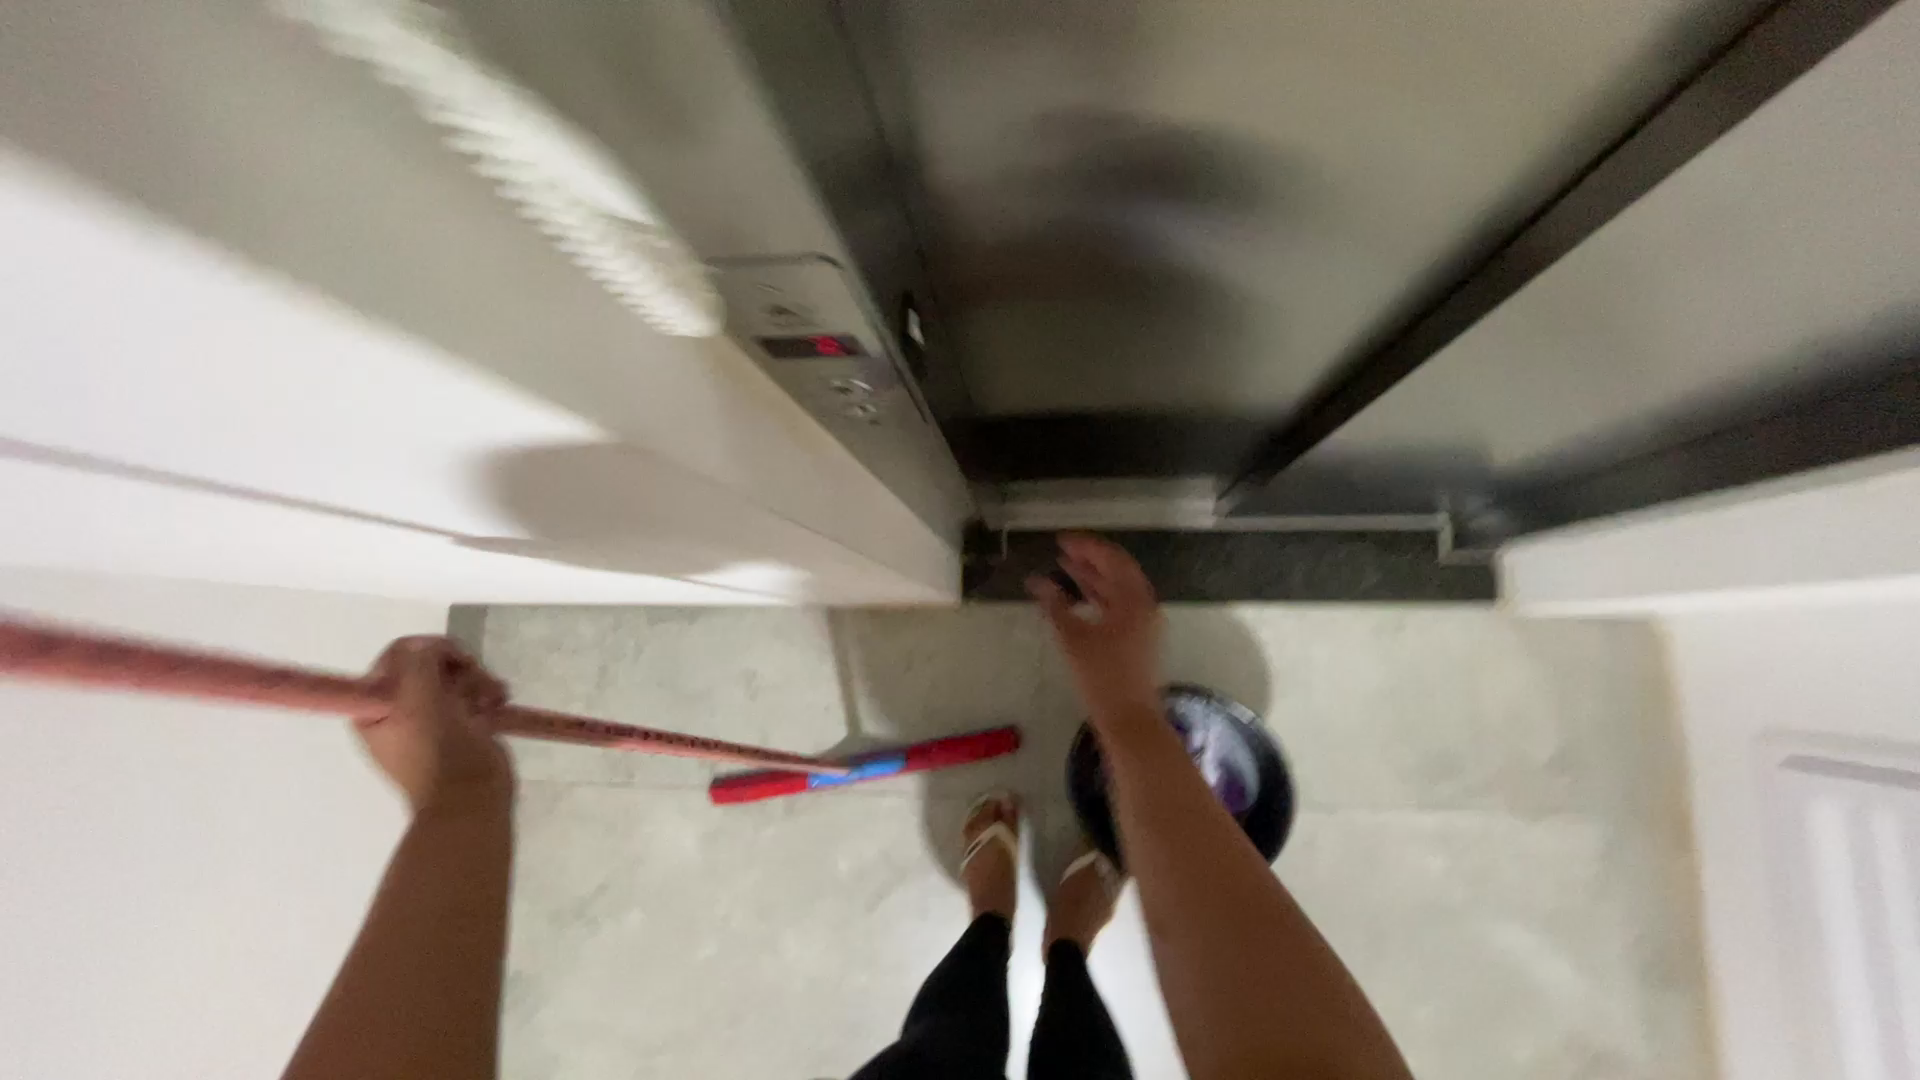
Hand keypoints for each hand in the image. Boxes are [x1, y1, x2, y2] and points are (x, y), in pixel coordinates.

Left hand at [354, 636, 512, 813]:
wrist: (469, 796)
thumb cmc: (437, 750)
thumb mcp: (418, 699)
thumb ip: (418, 662)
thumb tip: (429, 646)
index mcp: (375, 703)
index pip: (399, 654)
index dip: (429, 650)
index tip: (455, 661)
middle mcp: (399, 706)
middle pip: (433, 662)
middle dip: (460, 668)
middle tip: (475, 682)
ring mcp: (431, 715)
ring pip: (458, 676)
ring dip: (480, 680)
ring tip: (492, 698)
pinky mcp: (461, 723)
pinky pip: (474, 693)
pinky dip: (489, 692)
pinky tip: (498, 703)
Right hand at [1027, 533, 1163, 722]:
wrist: (1130, 718)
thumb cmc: (1102, 677)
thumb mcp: (1073, 638)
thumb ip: (1054, 605)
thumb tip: (1035, 581)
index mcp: (1134, 599)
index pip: (1111, 558)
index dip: (1086, 546)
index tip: (1061, 540)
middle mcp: (1144, 604)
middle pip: (1118, 570)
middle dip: (1090, 557)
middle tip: (1063, 549)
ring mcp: (1144, 621)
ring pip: (1118, 588)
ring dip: (1093, 575)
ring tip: (1066, 565)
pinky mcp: (1138, 636)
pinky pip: (1119, 604)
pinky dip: (1099, 594)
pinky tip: (1078, 595)